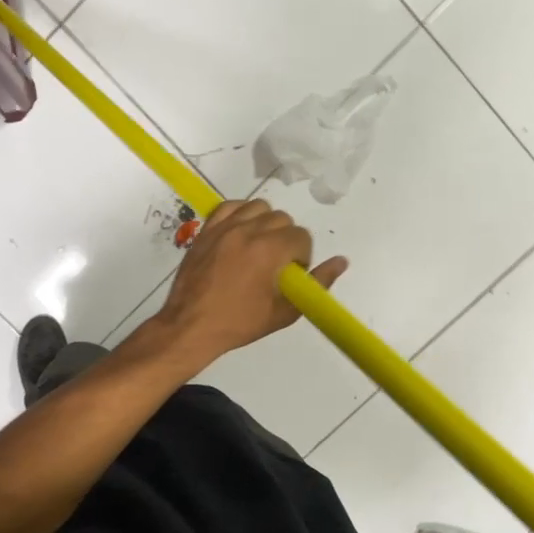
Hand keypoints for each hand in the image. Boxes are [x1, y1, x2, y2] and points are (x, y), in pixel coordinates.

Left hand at [148, 199, 347, 365]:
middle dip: (285, 240)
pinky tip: (239, 233)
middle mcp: (249, 230)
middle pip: (282, 219)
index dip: (301, 257)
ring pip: (257, 207)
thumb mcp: (284, 311)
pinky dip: (239, 214)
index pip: (301, 237)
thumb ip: (317, 284)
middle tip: (274, 266)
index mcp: (270, 250)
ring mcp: (224, 228)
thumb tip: (341, 261)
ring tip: (258, 247)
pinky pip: (229, 206)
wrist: (192, 326)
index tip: (289, 276)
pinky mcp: (206, 230)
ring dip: (264, 223)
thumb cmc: (239, 323)